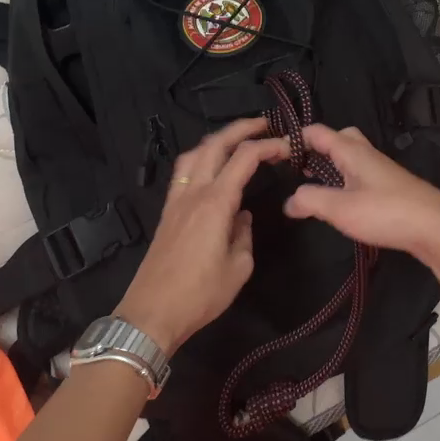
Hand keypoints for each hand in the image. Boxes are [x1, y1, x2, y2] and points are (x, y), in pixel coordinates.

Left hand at [115, 117, 288, 355]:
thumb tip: (242, 218)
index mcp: (216, 202)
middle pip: (216, 143)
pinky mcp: (167, 212)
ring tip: (238, 140)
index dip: (269, 145)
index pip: (245, 158)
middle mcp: (194, 192)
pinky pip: (184, 171)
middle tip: (265, 125)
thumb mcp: (238, 268)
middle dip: (242, 128)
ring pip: (195, 153)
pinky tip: (212, 167)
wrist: (150, 316)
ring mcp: (177, 200)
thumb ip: (244, 235)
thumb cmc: (199, 295)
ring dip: (218, 139)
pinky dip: (202, 157)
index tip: (289, 146)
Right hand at [282, 125, 439, 266]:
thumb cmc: (386, 212)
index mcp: (352, 150)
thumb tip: (288, 200)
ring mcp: (380, 169)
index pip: (317, 131)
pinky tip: (341, 201)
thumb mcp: (340, 209)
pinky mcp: (389, 186)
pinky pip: (360, 172)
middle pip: (338, 137)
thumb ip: (311, 201)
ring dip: (330, 165)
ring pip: (350, 156)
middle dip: (317, 147)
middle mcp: (366, 153)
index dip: (294, 139)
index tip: (273, 154)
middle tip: (298, 168)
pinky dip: (344, 179)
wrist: (435, 226)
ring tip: (313, 186)